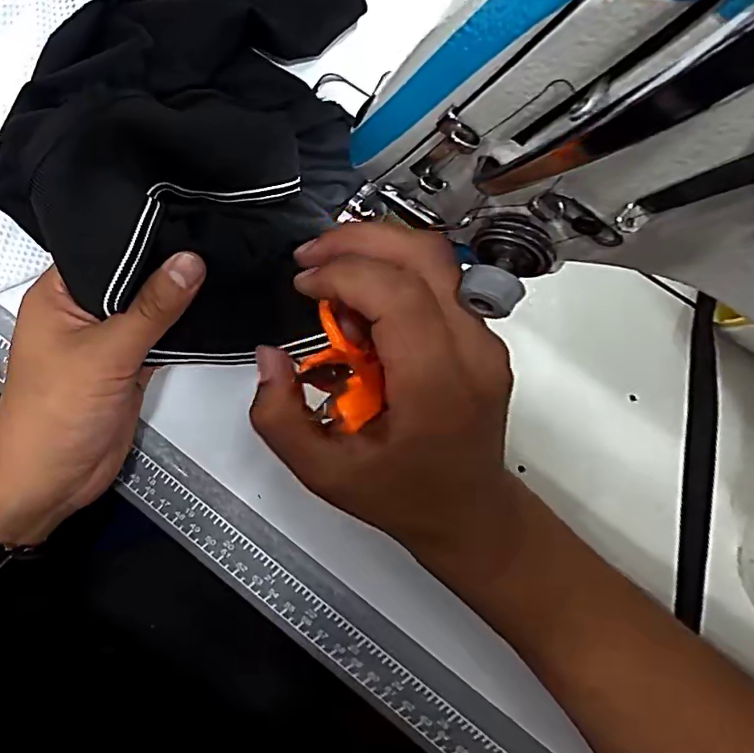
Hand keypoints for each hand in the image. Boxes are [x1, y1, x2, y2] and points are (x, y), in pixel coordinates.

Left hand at [0, 255, 203, 545]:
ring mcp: (104, 339)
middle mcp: (78, 311)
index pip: (102, 247)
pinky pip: (157, 337)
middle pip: (128, 277)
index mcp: (56, 295)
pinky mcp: (124, 365)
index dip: (138, 232)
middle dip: (163, 264)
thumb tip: (187, 263)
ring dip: (173, 298)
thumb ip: (151, 308)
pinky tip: (207, 310)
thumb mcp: (105, 354)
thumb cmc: (50, 417)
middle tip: (209, 236)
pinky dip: (178, 330)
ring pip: (145, 307)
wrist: (49, 483)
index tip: (181, 212)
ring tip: (216, 265)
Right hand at [249, 222, 515, 562]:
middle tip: (311, 257)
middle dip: (357, 240)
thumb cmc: (404, 495)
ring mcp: (484, 338)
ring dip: (374, 250)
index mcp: (437, 385)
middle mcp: (472, 351)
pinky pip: (435, 278)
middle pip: (422, 255)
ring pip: (433, 256)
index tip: (304, 285)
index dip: (341, 274)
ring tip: (331, 276)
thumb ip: (279, 417)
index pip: (397, 293)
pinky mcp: (480, 333)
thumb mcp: (322, 472)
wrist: (470, 513)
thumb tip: (269, 356)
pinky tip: (359, 301)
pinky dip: (391, 271)